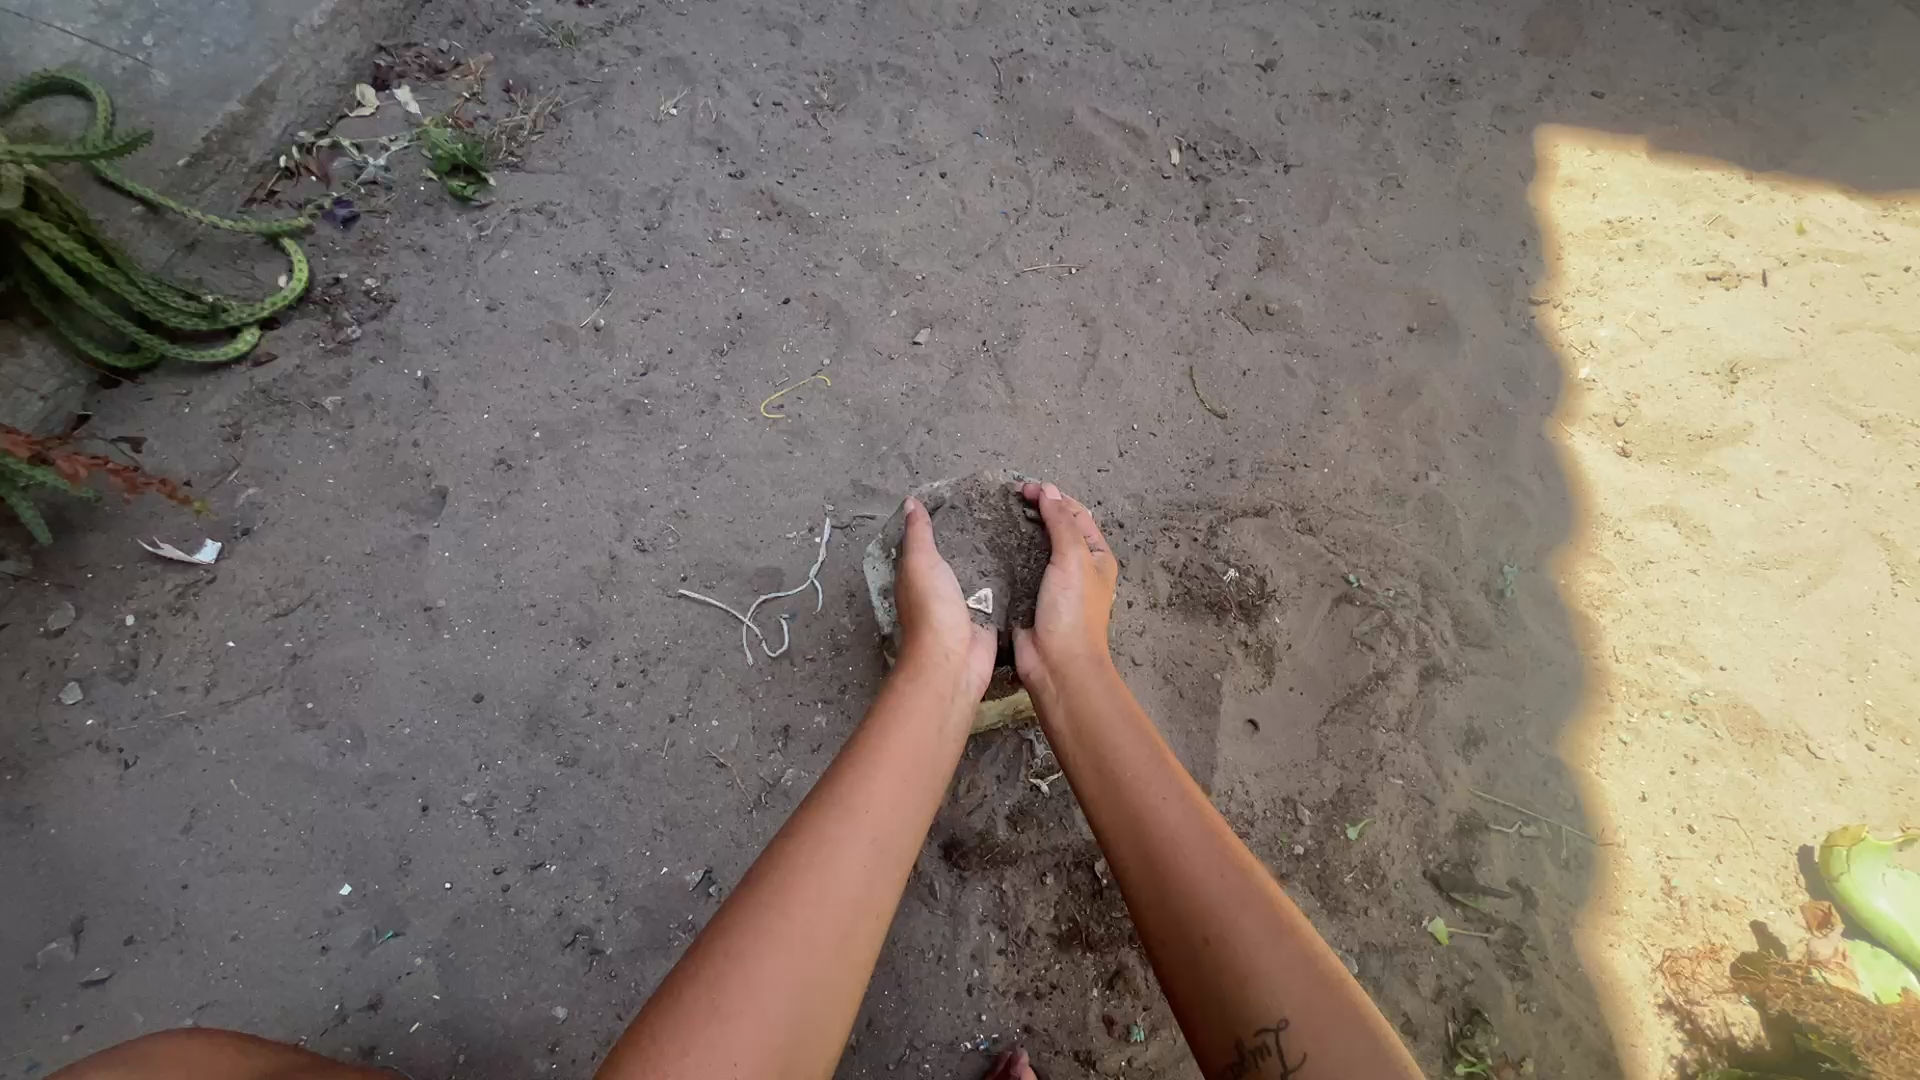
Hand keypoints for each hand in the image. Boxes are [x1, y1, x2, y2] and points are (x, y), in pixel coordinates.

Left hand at [894, 497, 997, 700]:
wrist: (955, 658)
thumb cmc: (932, 609)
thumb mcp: (920, 563)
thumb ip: (918, 534)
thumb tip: (911, 503)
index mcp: (917, 575)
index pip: (927, 541)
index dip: (941, 520)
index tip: (966, 496)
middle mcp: (939, 587)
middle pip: (956, 555)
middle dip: (973, 536)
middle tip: (1001, 508)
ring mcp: (964, 602)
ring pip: (979, 572)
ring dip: (993, 556)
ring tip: (1017, 526)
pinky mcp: (987, 614)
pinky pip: (998, 591)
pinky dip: (1008, 577)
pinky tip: (1024, 558)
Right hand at [1013, 481, 1117, 698]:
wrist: (1056, 664)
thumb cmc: (1072, 611)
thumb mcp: (1073, 558)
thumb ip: (1061, 522)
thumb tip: (1048, 491)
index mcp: (1096, 556)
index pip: (1075, 515)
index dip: (1053, 498)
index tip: (1024, 488)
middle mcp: (1076, 567)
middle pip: (1055, 529)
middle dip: (1034, 512)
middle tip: (1006, 499)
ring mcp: (1051, 583)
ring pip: (1033, 548)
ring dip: (1017, 532)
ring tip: (993, 516)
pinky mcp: (1028, 597)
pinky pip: (1017, 570)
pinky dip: (1005, 556)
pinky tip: (988, 545)